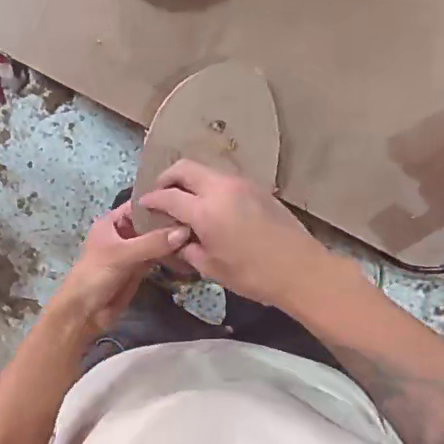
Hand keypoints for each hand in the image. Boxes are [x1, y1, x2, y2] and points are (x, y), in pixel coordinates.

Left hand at [51, 203, 189, 331]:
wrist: (85, 312)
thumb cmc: (95, 276)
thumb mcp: (121, 255)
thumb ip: (152, 243)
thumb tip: (184, 231)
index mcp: (112, 222)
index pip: (139, 204)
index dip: (159, 199)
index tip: (187, 193)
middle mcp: (123, 233)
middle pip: (151, 222)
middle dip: (171, 219)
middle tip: (201, 213)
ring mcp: (133, 251)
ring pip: (157, 239)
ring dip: (174, 237)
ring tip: (201, 229)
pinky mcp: (140, 268)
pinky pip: (159, 256)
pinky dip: (172, 253)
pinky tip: (192, 247)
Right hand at [137, 159, 340, 305]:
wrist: (300, 270)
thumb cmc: (251, 275)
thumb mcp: (209, 266)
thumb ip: (187, 246)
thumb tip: (178, 236)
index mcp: (205, 211)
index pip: (168, 196)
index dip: (151, 200)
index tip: (143, 205)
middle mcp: (221, 189)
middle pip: (185, 168)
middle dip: (167, 178)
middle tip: (161, 195)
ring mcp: (242, 185)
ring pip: (206, 171)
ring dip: (190, 181)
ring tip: (185, 201)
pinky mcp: (257, 188)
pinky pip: (224, 179)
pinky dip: (209, 187)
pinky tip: (210, 207)